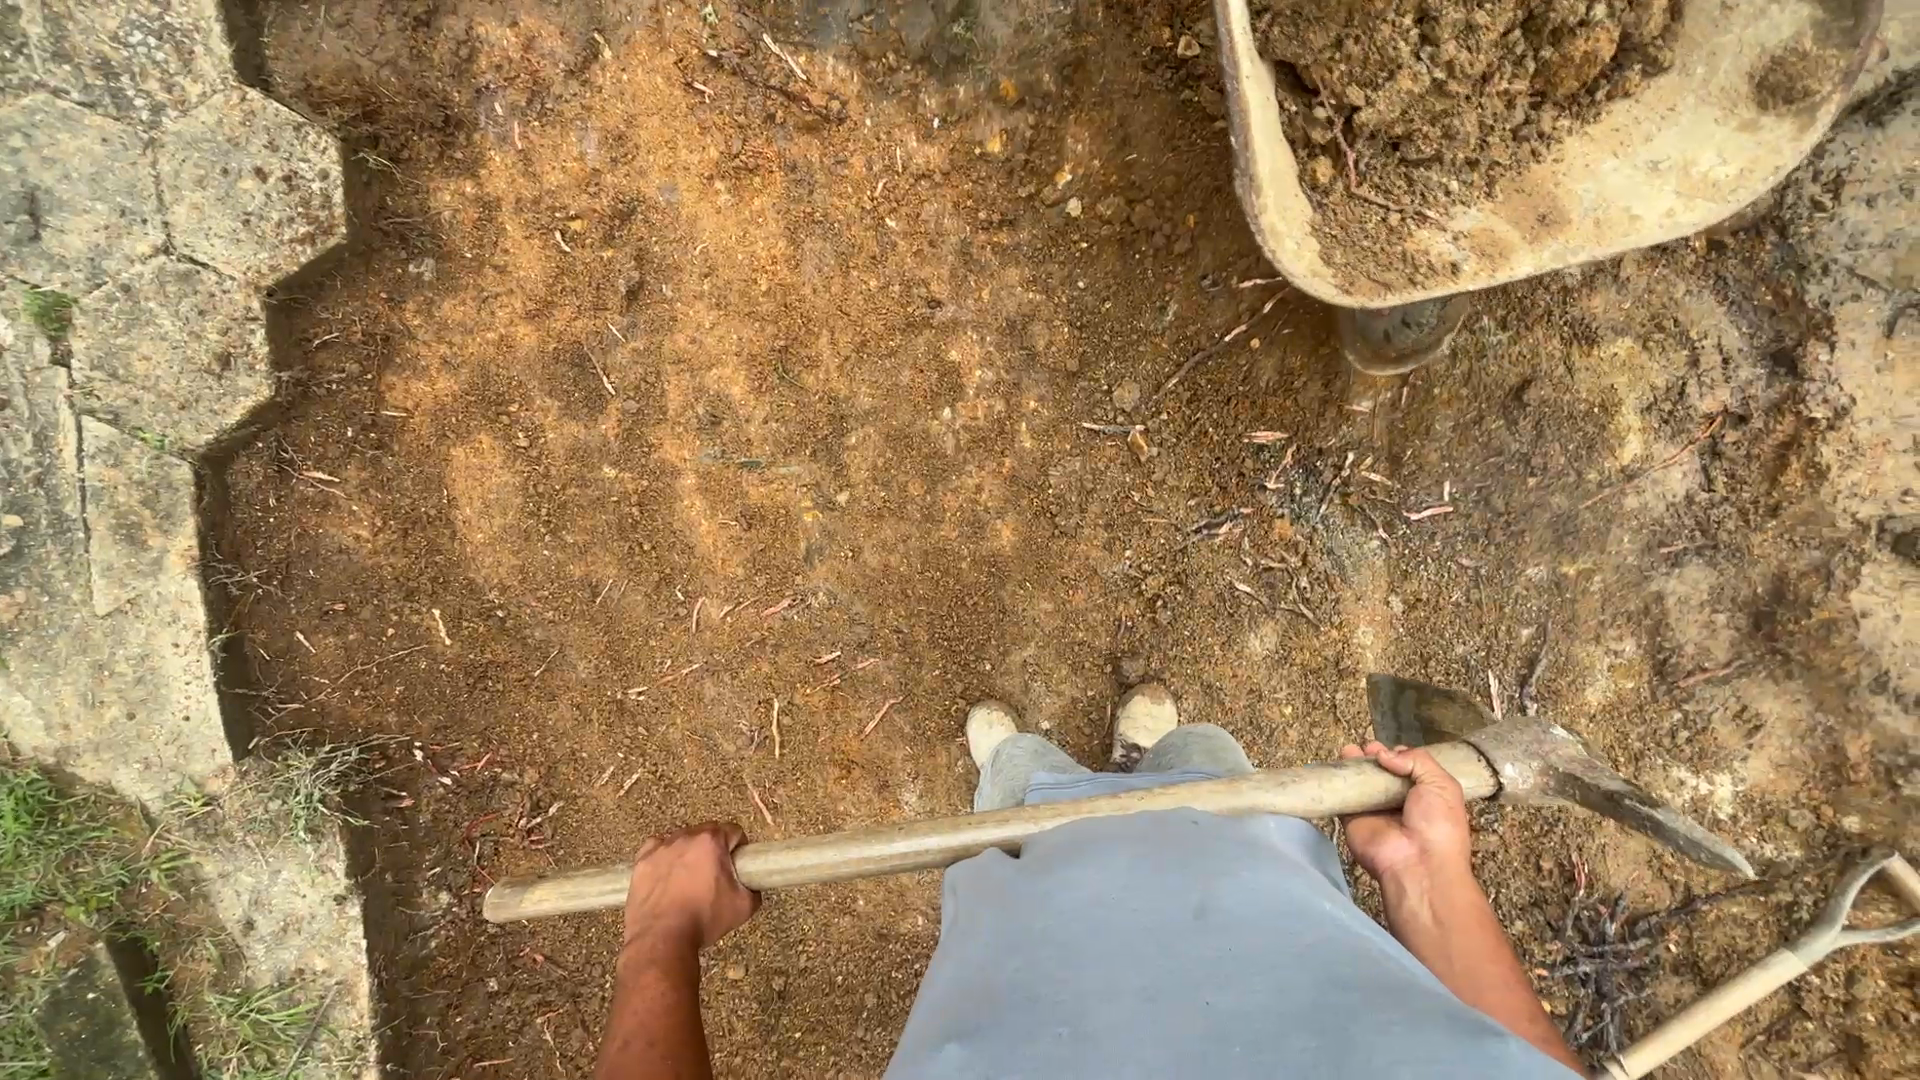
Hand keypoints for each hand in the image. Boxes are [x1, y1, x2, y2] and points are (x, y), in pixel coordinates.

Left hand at [622, 822, 758, 955]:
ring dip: (688, 853)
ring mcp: (661, 848)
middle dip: (713, 850)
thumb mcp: (744, 907)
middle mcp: (686, 837)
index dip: (739, 849)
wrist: (662, 940)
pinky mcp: (642, 862)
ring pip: (682, 840)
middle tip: (714, 876)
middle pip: (707, 833)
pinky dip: (663, 857)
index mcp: (712, 841)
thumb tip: (752, 884)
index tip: (737, 866)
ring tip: (689, 879)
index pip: (734, 831)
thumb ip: (754, 888)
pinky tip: (667, 875)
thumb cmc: (702, 920)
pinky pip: (656, 848)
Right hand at [1337, 741, 1471, 885]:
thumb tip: (1383, 754)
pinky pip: (1340, 796)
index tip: (1389, 749)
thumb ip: (1417, 760)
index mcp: (1424, 794)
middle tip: (1367, 748)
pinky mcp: (1351, 818)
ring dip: (1352, 763)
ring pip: (1359, 780)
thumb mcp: (1442, 786)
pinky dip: (1334, 781)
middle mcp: (1397, 800)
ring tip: (1348, 750)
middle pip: (1380, 771)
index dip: (1397, 754)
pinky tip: (1333, 767)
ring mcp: (1373, 809)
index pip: (1407, 767)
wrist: (1417, 864)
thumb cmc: (1437, 824)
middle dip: (1373, 755)